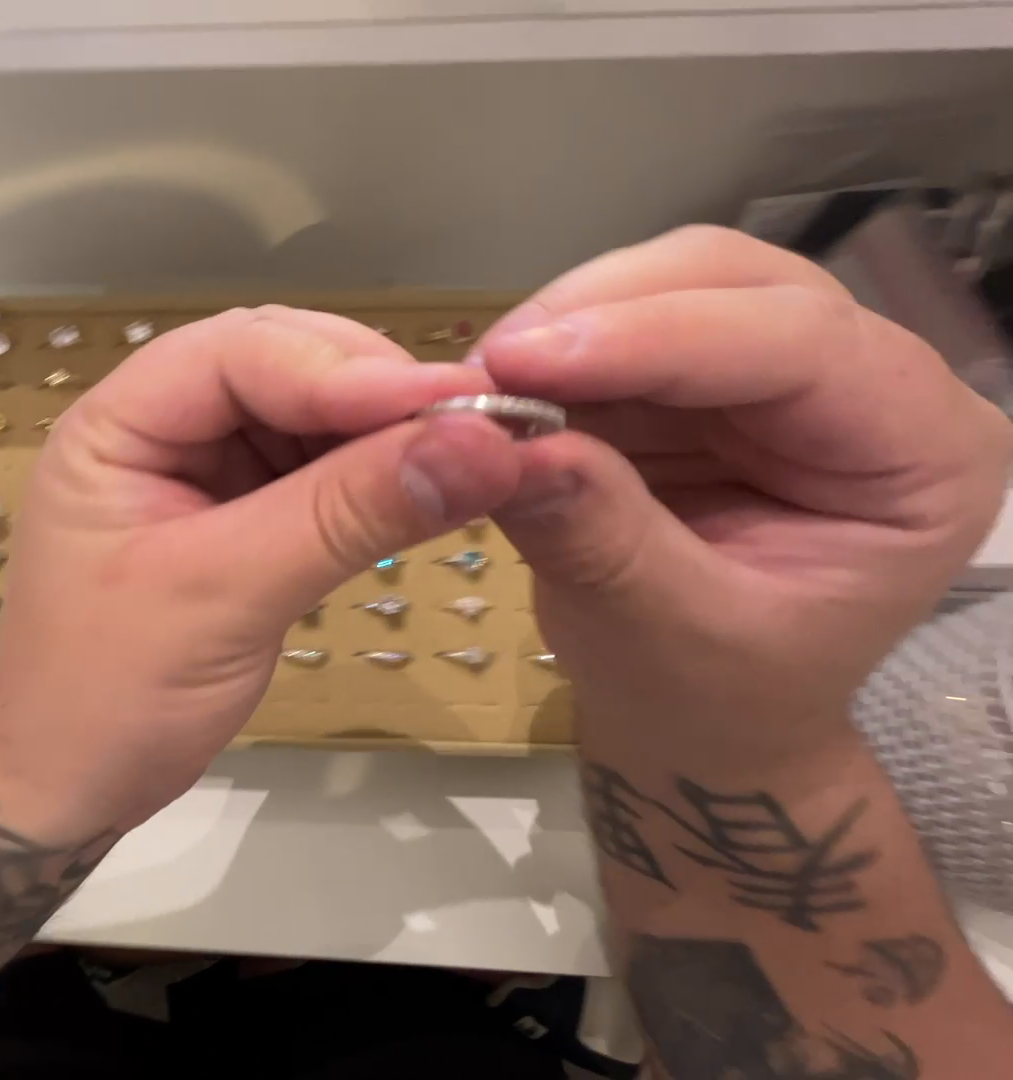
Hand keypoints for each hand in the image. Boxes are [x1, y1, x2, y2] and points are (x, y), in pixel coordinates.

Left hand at [0, 307, 520, 843]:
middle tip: (469, 428)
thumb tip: (487, 445)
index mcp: (111, 429)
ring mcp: (187, 475)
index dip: (339, 367)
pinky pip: (303, 473)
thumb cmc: (111, 693)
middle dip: (365, 390)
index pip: (232, 354)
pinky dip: (361, 478)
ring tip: (459, 459)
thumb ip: (346, 515)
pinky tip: (412, 493)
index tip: (452, 403)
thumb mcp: (224, 596)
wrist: (69, 780)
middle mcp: (149, 432)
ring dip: (374, 432)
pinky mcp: (224, 518)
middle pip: (269, 367)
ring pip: (296, 416)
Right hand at [478, 226, 1012, 752]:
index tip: (515, 361)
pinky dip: (543, 356)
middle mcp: (854, 392)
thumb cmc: (708, 690)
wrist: (691, 711)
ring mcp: (761, 384)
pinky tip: (499, 391)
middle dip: (600, 309)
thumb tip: (506, 449)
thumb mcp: (658, 631)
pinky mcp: (681, 394)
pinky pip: (606, 337)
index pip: (799, 346)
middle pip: (737, 280)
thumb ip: (596, 537)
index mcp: (913, 456)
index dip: (653, 338)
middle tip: (488, 364)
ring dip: (560, 324)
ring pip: (665, 287)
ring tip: (482, 384)